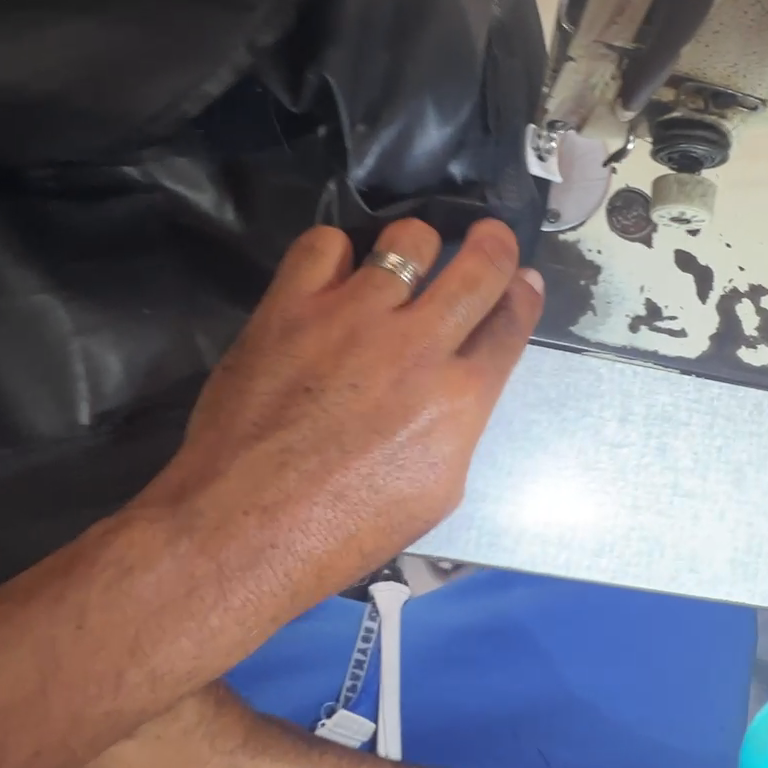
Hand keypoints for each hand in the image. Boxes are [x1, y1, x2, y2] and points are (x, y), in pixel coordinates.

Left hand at [141, 217, 542, 612]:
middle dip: (494, 243)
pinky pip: (325, 244)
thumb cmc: (347, 529)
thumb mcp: (438, 491)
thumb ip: (459, 422)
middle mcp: (416, 347)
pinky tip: (336, 276)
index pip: (511, 324)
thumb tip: (460, 382)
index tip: (523, 279)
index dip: (524, 294)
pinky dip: (337, 253)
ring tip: (403, 264)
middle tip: (490, 236)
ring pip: (407, 240)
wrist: (243, 530)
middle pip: (478, 268)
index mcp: (459, 399)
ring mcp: (352, 319)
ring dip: (416, 247)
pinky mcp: (290, 308)